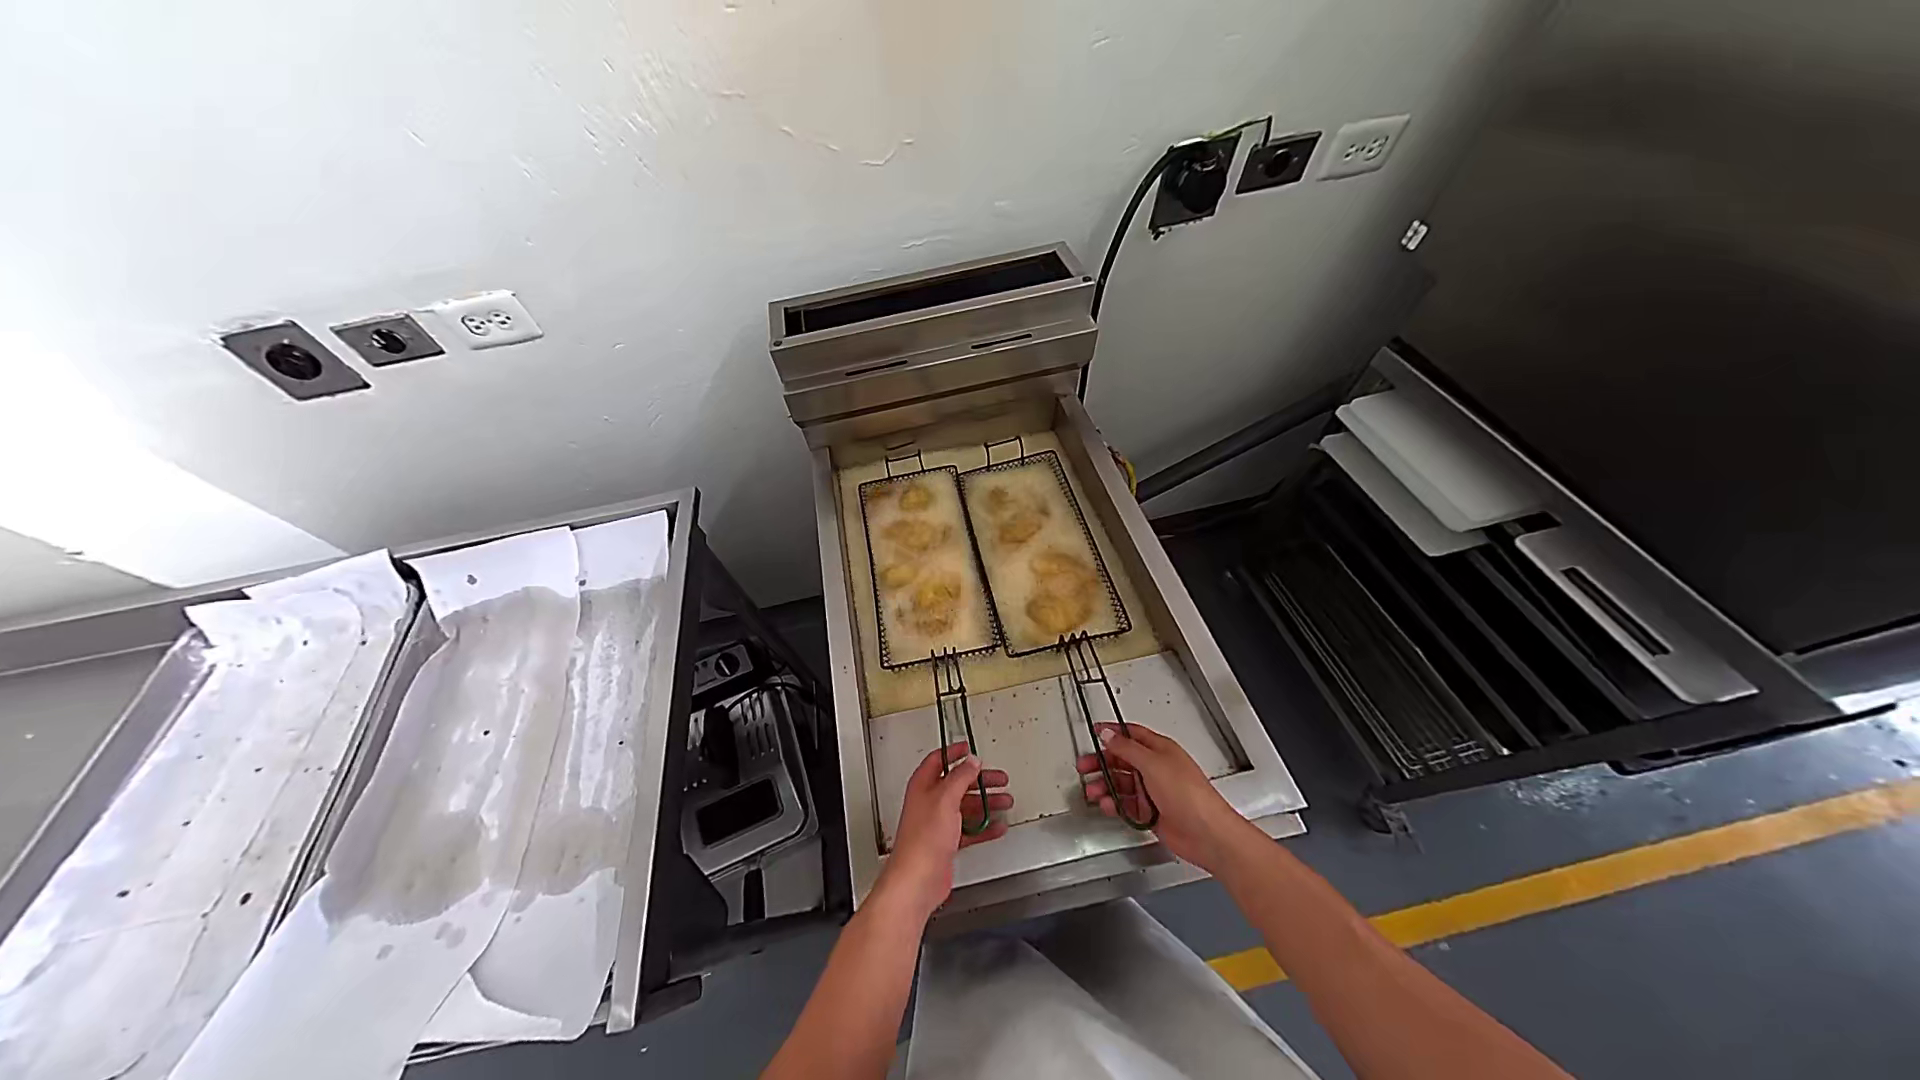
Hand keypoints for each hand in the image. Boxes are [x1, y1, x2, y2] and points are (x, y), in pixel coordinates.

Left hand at [872, 742, 1010, 920]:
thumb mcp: (945, 799)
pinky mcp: (946, 842)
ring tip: (1004, 800)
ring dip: (986, 803)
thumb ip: (960, 777)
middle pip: (957, 783)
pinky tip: (997, 826)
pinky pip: (969, 829)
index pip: (938, 760)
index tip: (968, 747)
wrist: (918, 880)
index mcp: (923, 785)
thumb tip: (971, 762)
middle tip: (997, 778)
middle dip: (979, 780)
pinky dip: (984, 827)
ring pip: (966, 806)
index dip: (953, 752)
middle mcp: (929, 802)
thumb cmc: (922, 841)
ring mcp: (937, 823)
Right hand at [1078, 723, 1255, 874]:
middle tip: (1085, 766)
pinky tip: (1108, 805)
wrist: (1207, 834)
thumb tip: (1109, 734)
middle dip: (1102, 762)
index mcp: (1161, 750)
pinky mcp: (1152, 813)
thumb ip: (1127, 748)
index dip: (1112, 732)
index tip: (1095, 732)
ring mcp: (1155, 792)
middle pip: (1123, 760)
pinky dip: (1115, 805)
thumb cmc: (1191, 796)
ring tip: (1093, 790)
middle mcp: (1157, 769)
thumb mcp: (1153, 764)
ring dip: (1105, 786)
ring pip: (1123, 784)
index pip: (1132, 734)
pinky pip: (1127, 805)